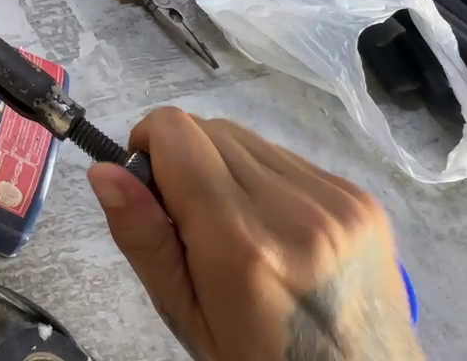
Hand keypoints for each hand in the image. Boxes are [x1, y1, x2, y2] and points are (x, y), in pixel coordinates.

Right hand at [89, 108, 421, 360]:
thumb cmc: (258, 356)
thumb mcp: (185, 314)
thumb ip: (142, 238)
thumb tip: (104, 170)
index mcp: (240, 240)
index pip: (172, 130)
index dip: (148, 147)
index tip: (153, 191)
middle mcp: (292, 209)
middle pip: (203, 127)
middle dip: (183, 159)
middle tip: (194, 221)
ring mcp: (334, 202)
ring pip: (241, 137)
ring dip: (223, 165)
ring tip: (240, 226)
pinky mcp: (361, 199)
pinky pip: (282, 154)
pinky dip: (263, 177)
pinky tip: (275, 226)